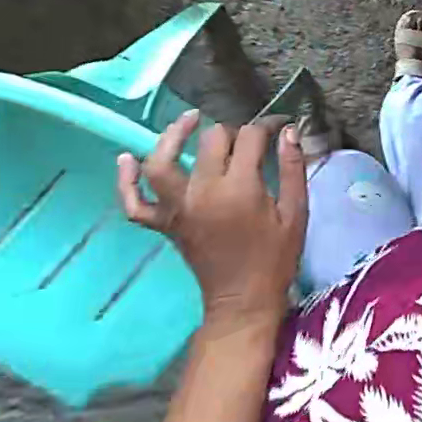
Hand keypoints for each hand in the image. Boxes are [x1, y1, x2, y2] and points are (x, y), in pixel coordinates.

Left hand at [116, 111, 306, 329]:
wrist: (244, 301)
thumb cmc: (276, 257)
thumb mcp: (296, 211)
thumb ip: (292, 167)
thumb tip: (289, 130)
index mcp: (240, 188)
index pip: (249, 137)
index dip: (267, 126)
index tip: (280, 128)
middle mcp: (202, 192)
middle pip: (209, 141)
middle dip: (231, 131)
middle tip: (248, 139)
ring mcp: (178, 209)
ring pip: (162, 162)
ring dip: (173, 136)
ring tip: (189, 120)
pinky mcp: (164, 224)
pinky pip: (134, 203)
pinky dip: (126, 181)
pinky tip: (127, 159)